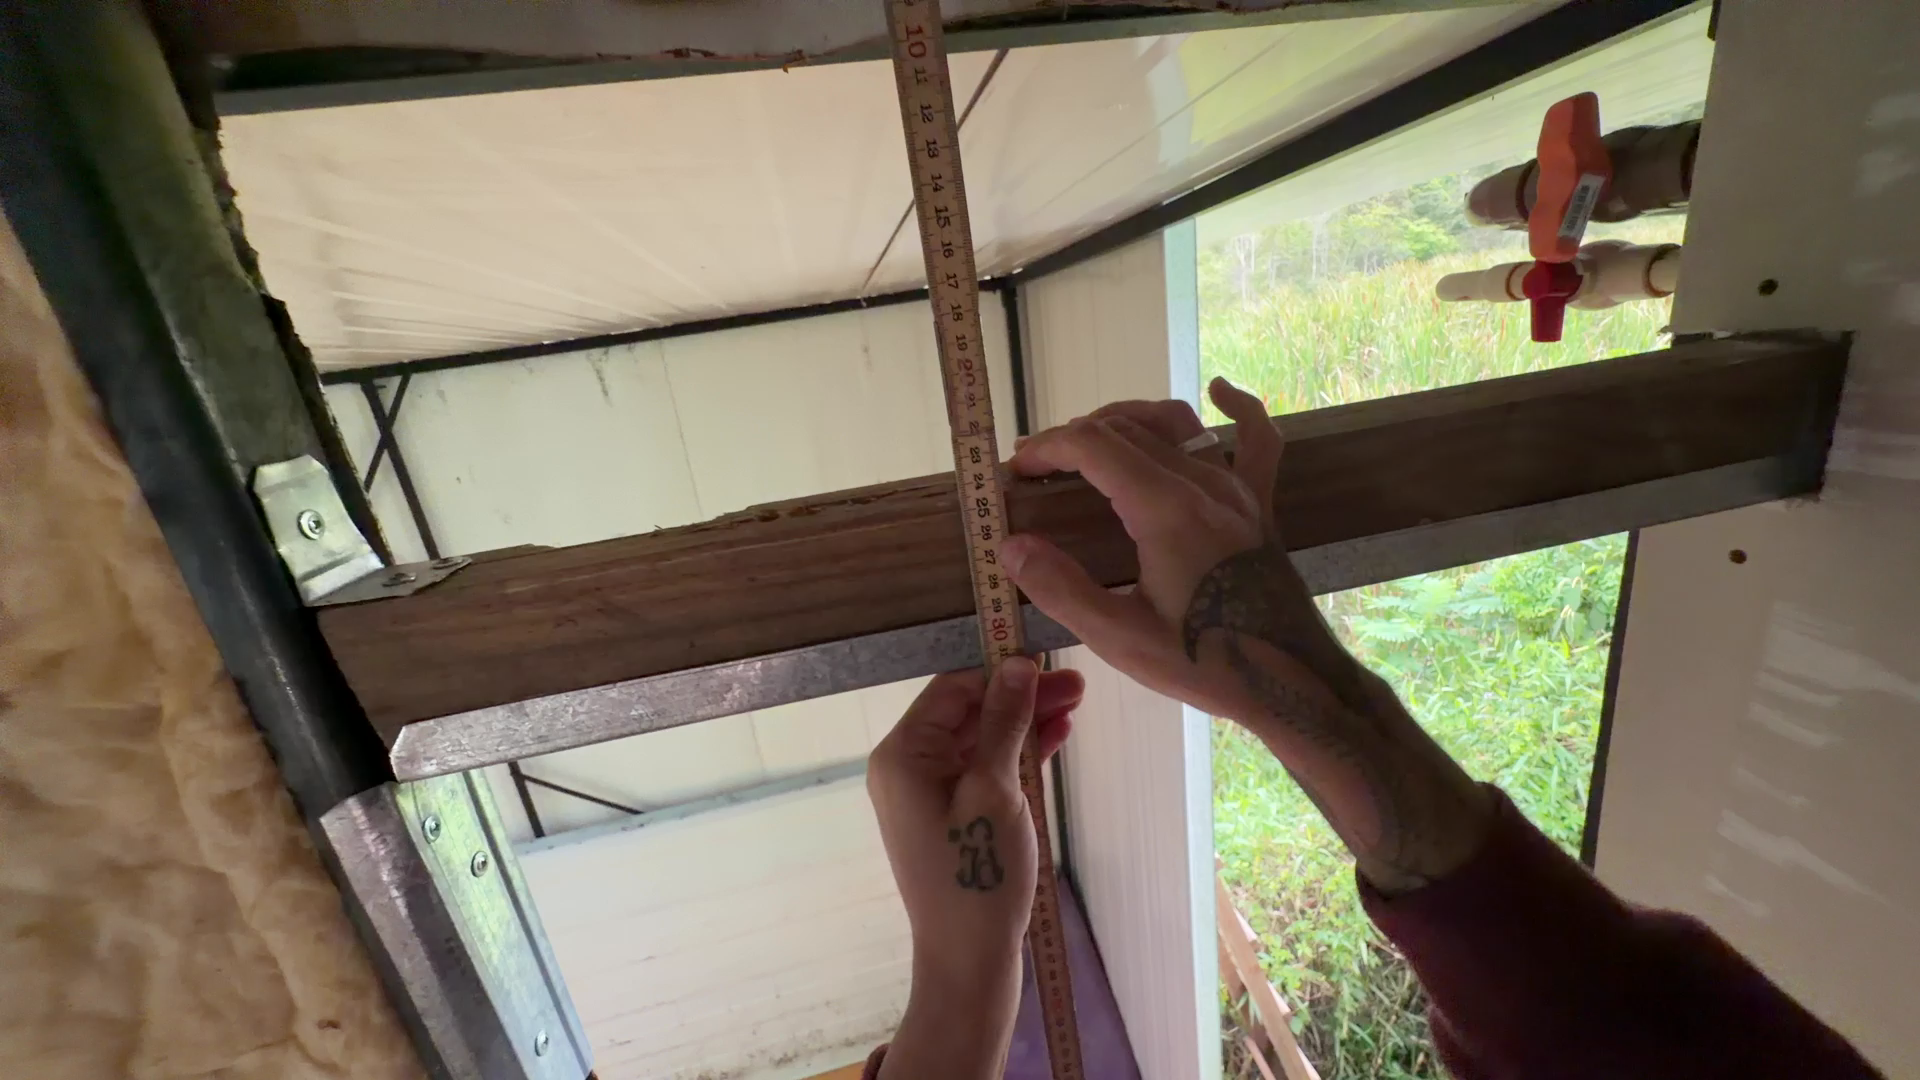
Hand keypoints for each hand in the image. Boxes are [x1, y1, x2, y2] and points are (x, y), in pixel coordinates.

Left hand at [866, 659, 1083, 1079]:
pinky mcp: (951, 812)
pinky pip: (983, 769)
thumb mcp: (995, 788)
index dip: (999, 673)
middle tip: (1076, 684)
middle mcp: (908, 766)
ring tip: (1076, 703)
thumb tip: (1017, 663)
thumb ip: (1004, 721)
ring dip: (1025, 723)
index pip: (951, 691)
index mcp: (902, 754)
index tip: (1046, 662)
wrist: (969, 963)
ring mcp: (929, 791)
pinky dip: (1017, 754)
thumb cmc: (978, 873)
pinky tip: (1056, 736)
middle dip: (1021, 698)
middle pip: (969, 714)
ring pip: (981, 740)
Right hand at [999, 377, 1284, 723]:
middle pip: (1126, 427)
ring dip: (1124, 418)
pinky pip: (1256, 438)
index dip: (1046, 448)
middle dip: (1071, 437)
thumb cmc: (1204, 662)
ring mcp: (1236, 487)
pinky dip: (1237, 407)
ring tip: (1088, 440)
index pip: (1093, 445)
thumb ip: (1061, 589)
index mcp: (1165, 508)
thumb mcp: (1120, 638)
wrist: (1293, 680)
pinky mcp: (1259, 502)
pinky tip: (1220, 391)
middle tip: (1035, 469)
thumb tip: (1011, 547)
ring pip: (1175, 421)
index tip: (1015, 471)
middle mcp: (1202, 482)